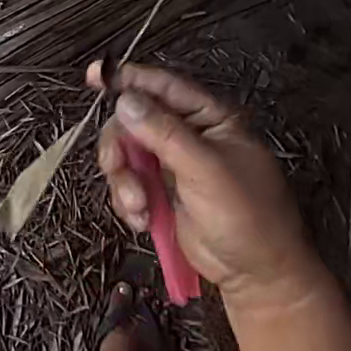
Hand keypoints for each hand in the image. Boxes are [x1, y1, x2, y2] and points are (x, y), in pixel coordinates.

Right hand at [88, 63, 318, 309]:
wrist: (255, 275)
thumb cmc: (245, 215)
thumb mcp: (206, 169)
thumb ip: (164, 133)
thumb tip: (125, 99)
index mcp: (209, 118)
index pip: (163, 86)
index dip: (128, 77)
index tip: (94, 76)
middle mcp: (187, 135)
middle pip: (133, 121)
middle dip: (121, 146)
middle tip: (116, 166)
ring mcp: (171, 164)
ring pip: (125, 154)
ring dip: (124, 181)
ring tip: (139, 207)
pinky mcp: (159, 193)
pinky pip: (127, 183)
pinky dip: (128, 201)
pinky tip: (143, 220)